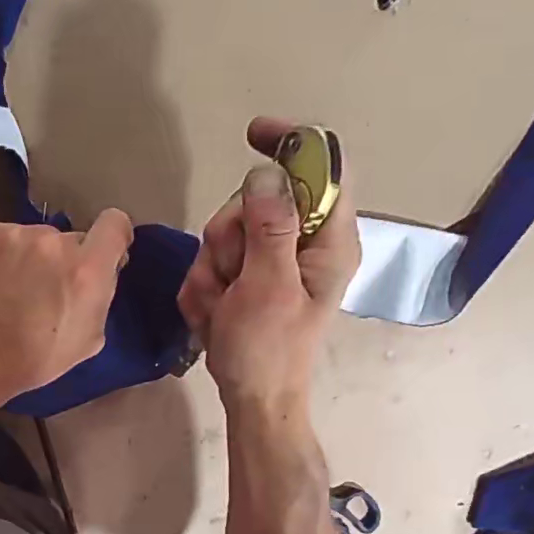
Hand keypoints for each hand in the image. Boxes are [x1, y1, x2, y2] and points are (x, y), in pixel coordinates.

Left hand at [0, 209, 133, 410]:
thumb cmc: (37, 358)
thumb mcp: (89, 337)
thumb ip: (100, 295)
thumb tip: (100, 274)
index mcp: (86, 269)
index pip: (114, 223)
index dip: (111, 237)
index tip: (102, 252)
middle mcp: (53, 242)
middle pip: (67, 238)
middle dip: (62, 259)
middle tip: (44, 288)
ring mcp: (13, 234)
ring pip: (31, 238)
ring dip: (27, 256)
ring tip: (9, 288)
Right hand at [177, 118, 358, 413]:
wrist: (252, 397)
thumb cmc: (268, 350)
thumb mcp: (268, 288)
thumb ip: (269, 228)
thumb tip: (267, 172)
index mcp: (328, 240)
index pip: (324, 168)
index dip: (293, 144)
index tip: (254, 135)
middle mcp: (303, 242)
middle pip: (256, 198)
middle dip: (229, 236)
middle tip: (229, 277)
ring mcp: (272, 258)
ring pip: (226, 229)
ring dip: (212, 268)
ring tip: (221, 306)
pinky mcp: (247, 274)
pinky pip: (212, 257)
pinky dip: (205, 284)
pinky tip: (215, 312)